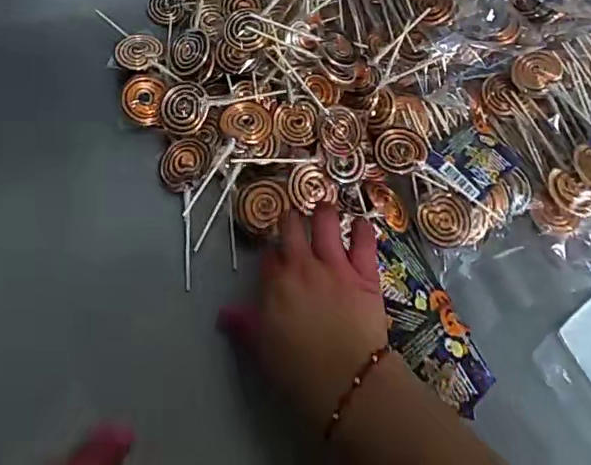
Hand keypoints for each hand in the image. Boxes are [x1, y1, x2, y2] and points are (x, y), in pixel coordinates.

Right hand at [220, 204, 387, 432]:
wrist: (345, 380)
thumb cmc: (300, 373)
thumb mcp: (264, 351)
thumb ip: (247, 325)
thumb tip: (226, 313)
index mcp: (276, 287)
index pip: (268, 256)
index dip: (271, 251)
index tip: (274, 252)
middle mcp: (303, 267)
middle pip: (292, 228)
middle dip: (291, 220)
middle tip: (294, 219)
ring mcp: (335, 264)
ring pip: (326, 221)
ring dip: (324, 212)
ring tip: (324, 209)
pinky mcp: (364, 269)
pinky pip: (364, 237)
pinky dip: (362, 226)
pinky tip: (360, 223)